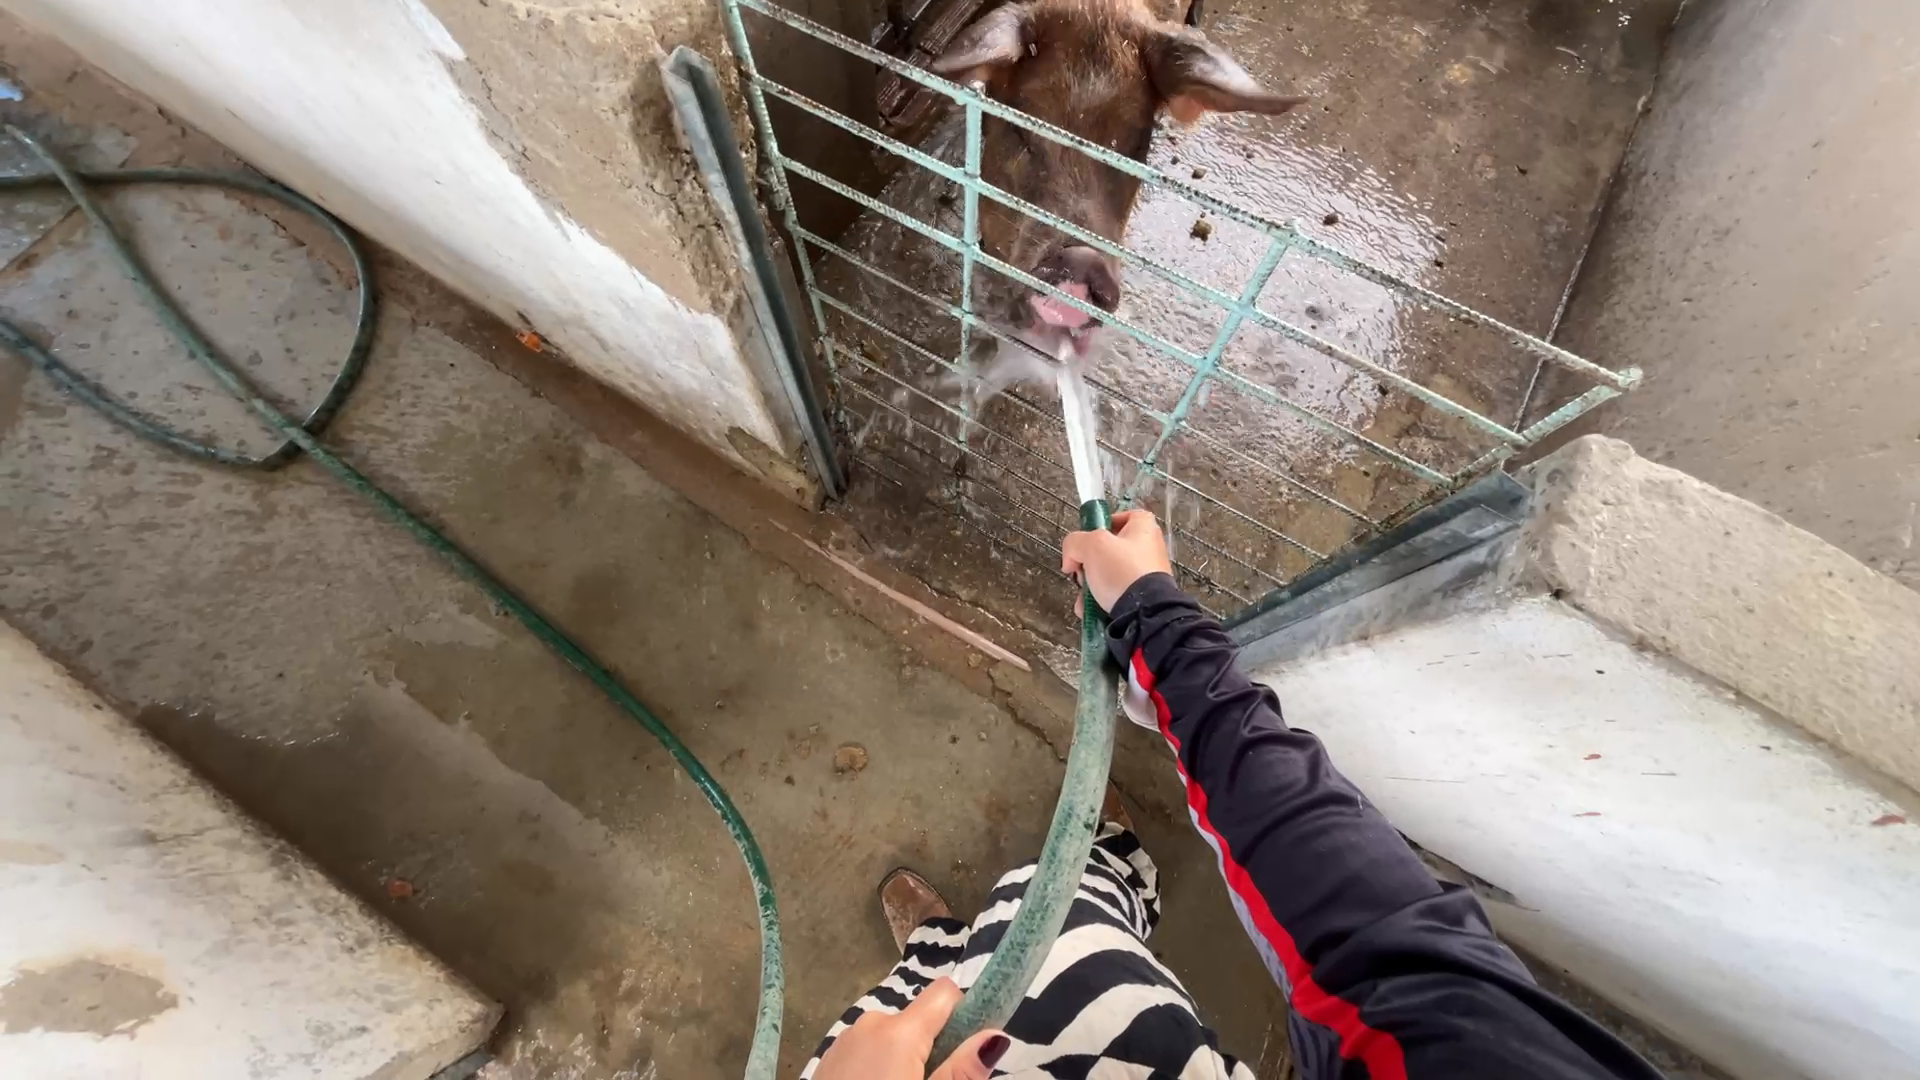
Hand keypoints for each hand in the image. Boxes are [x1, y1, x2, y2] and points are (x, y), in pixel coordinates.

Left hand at [812, 977, 1010, 1079]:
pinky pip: (867, 1051)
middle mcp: (872, 1022)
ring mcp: (846, 1039)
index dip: (963, 1016)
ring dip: (904, 1063)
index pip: (945, 992)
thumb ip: (962, 1071)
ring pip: (893, 1038)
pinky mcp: (829, 1059)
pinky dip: (878, 1070)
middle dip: (932, 1052)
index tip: (965, 1052)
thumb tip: (998, 1035)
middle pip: (919, 1021)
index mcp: (900, 1030)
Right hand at [1061, 509, 1172, 612]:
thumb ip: (1074, 543)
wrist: (1143, 612)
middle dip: (1088, 562)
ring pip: (1108, 574)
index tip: (1089, 537)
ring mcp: (1146, 575)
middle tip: (1081, 570)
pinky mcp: (1142, 598)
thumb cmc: (1122, 571)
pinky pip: (1115, 594)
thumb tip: (1071, 560)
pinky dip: (1099, 601)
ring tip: (1084, 597)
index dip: (1103, 523)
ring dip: (1090, 585)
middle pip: (1109, 549)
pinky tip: (1089, 609)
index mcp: (1143, 528)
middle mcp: (1148, 549)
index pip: (1124, 516)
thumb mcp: (1091, 546)